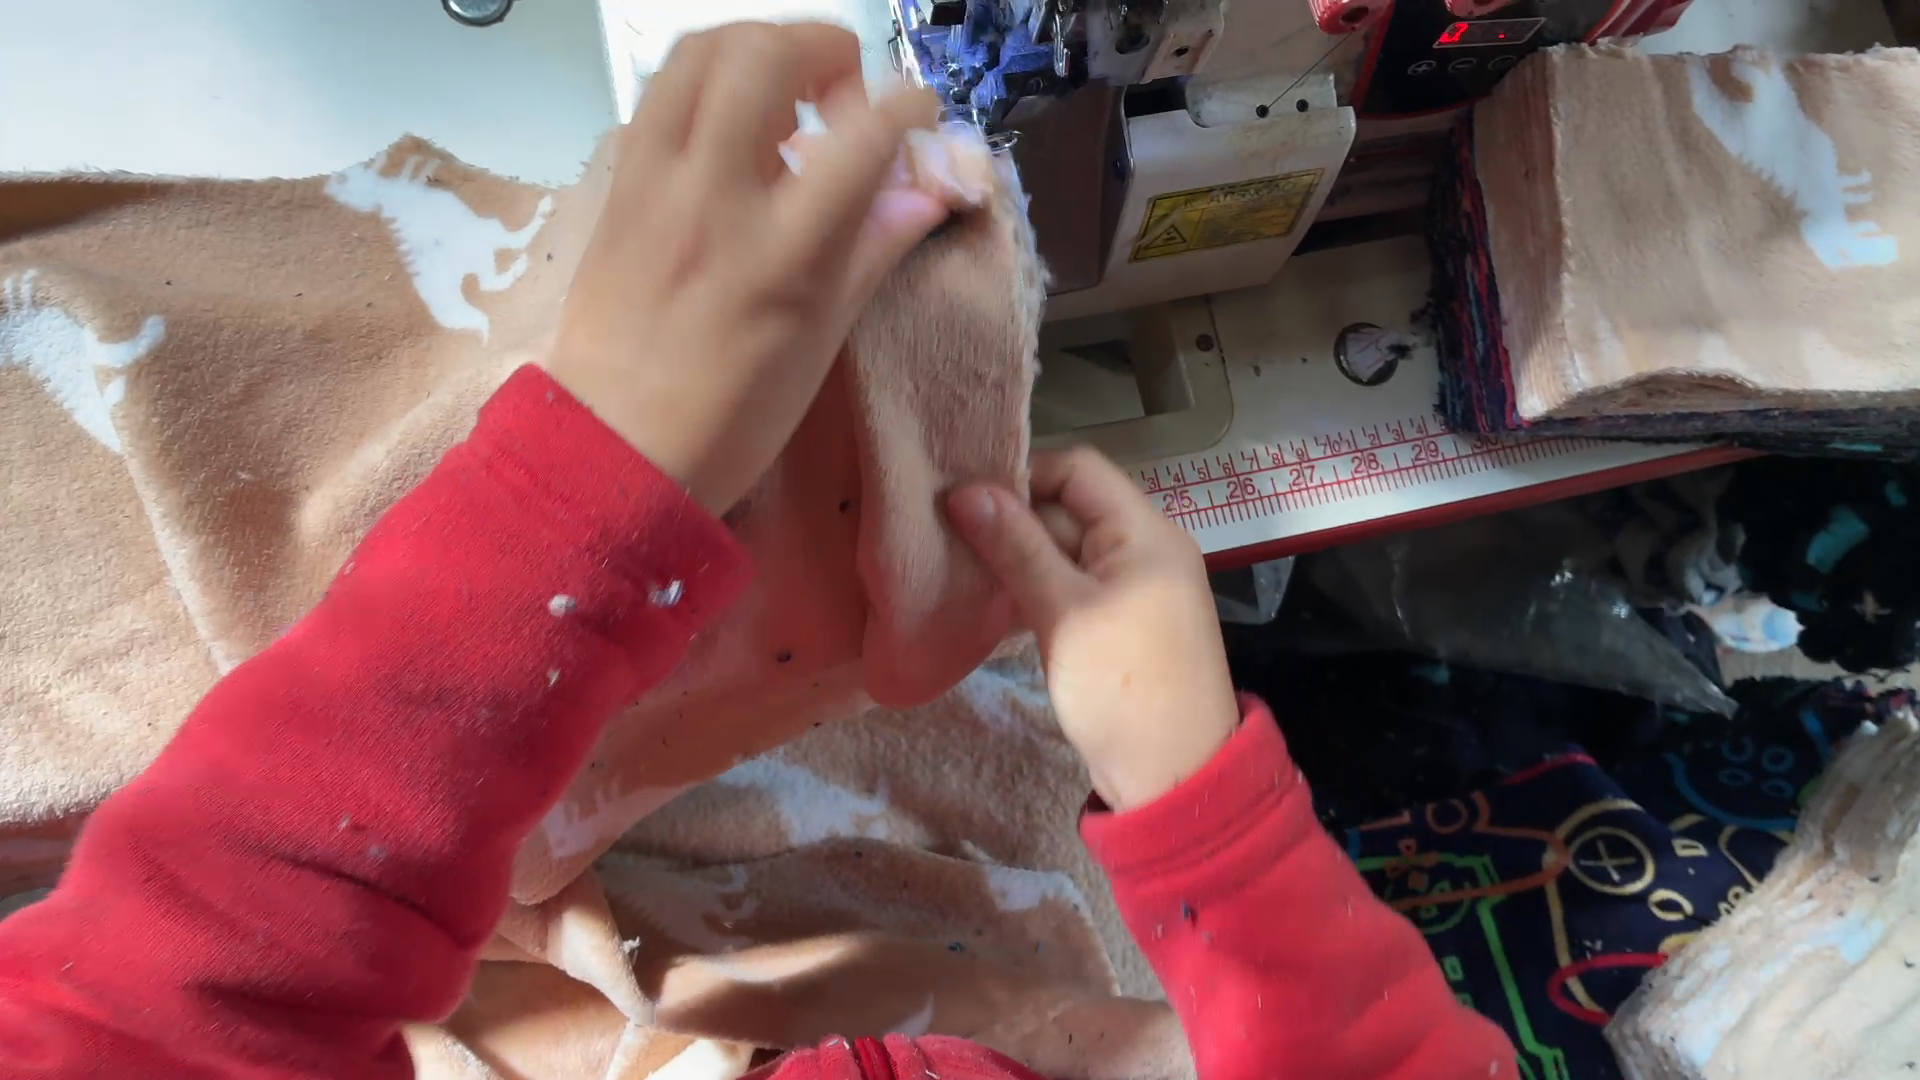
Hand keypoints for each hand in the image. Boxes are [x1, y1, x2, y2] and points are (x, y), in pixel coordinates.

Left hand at [545, 22, 944, 513]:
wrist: (623, 444)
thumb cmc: (738, 414)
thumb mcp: (822, 341)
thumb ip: (872, 253)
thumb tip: (925, 197)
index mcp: (784, 251)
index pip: (860, 138)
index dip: (904, 104)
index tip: (920, 107)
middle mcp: (715, 195)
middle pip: (765, 56)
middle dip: (823, 46)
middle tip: (847, 93)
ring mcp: (656, 182)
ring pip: (699, 54)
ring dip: (758, 47)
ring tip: (788, 94)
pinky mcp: (619, 187)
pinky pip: (660, 95)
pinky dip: (708, 82)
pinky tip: (731, 128)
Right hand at [947, 448, 1239, 810]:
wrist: (1172, 777)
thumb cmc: (1123, 687)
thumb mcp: (1065, 613)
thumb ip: (1017, 547)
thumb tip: (965, 491)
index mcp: (1143, 531)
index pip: (1078, 469)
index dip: (1022, 474)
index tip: (965, 497)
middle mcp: (1139, 547)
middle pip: (1066, 509)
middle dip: (1009, 518)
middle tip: (945, 532)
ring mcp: (1125, 586)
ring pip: (1060, 549)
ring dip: (1013, 555)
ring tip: (954, 561)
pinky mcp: (1109, 619)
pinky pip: (1065, 584)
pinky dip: (1029, 586)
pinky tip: (984, 596)